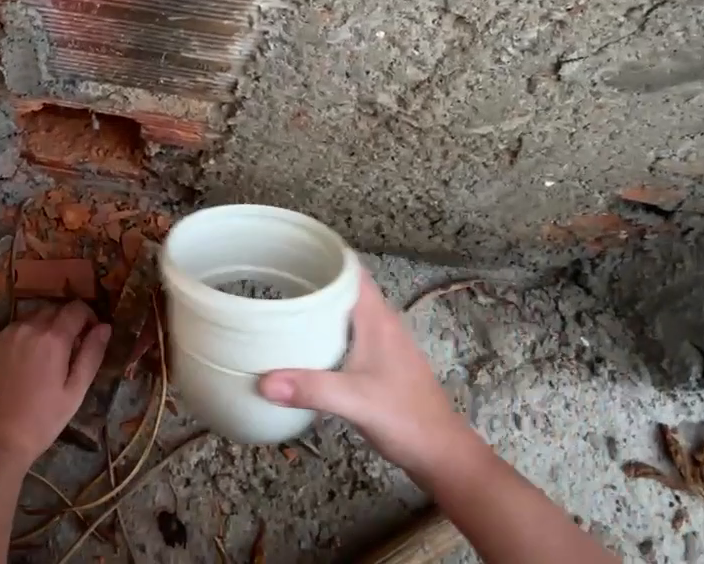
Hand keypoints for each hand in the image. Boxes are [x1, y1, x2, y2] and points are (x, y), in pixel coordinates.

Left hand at [0, 301, 111, 472]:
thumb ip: (91, 355)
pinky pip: (14, 330)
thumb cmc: (40, 421)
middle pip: (54, 310)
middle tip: (69, 352)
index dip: (88, 317)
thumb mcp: (74, 392)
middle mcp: (28, 326)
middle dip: (66, 323)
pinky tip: (23, 365)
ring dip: (44, 329)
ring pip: (32, 318)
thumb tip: (105, 327)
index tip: (90, 335)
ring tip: (46, 360)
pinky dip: (25, 338)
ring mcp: (6, 333)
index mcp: (53, 337)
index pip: (76, 308)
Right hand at [258, 272, 474, 476]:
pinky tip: (306, 336)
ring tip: (283, 298)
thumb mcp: (355, 402)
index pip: (350, 269)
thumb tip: (261, 381)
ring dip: (320, 299)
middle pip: (345, 284)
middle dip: (313, 274)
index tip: (289, 248)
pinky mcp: (381, 359)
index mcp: (376, 318)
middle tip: (274, 271)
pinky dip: (326, 323)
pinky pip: (349, 326)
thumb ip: (311, 389)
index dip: (323, 254)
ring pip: (347, 306)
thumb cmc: (405, 418)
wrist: (442, 454)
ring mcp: (383, 340)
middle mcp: (380, 322)